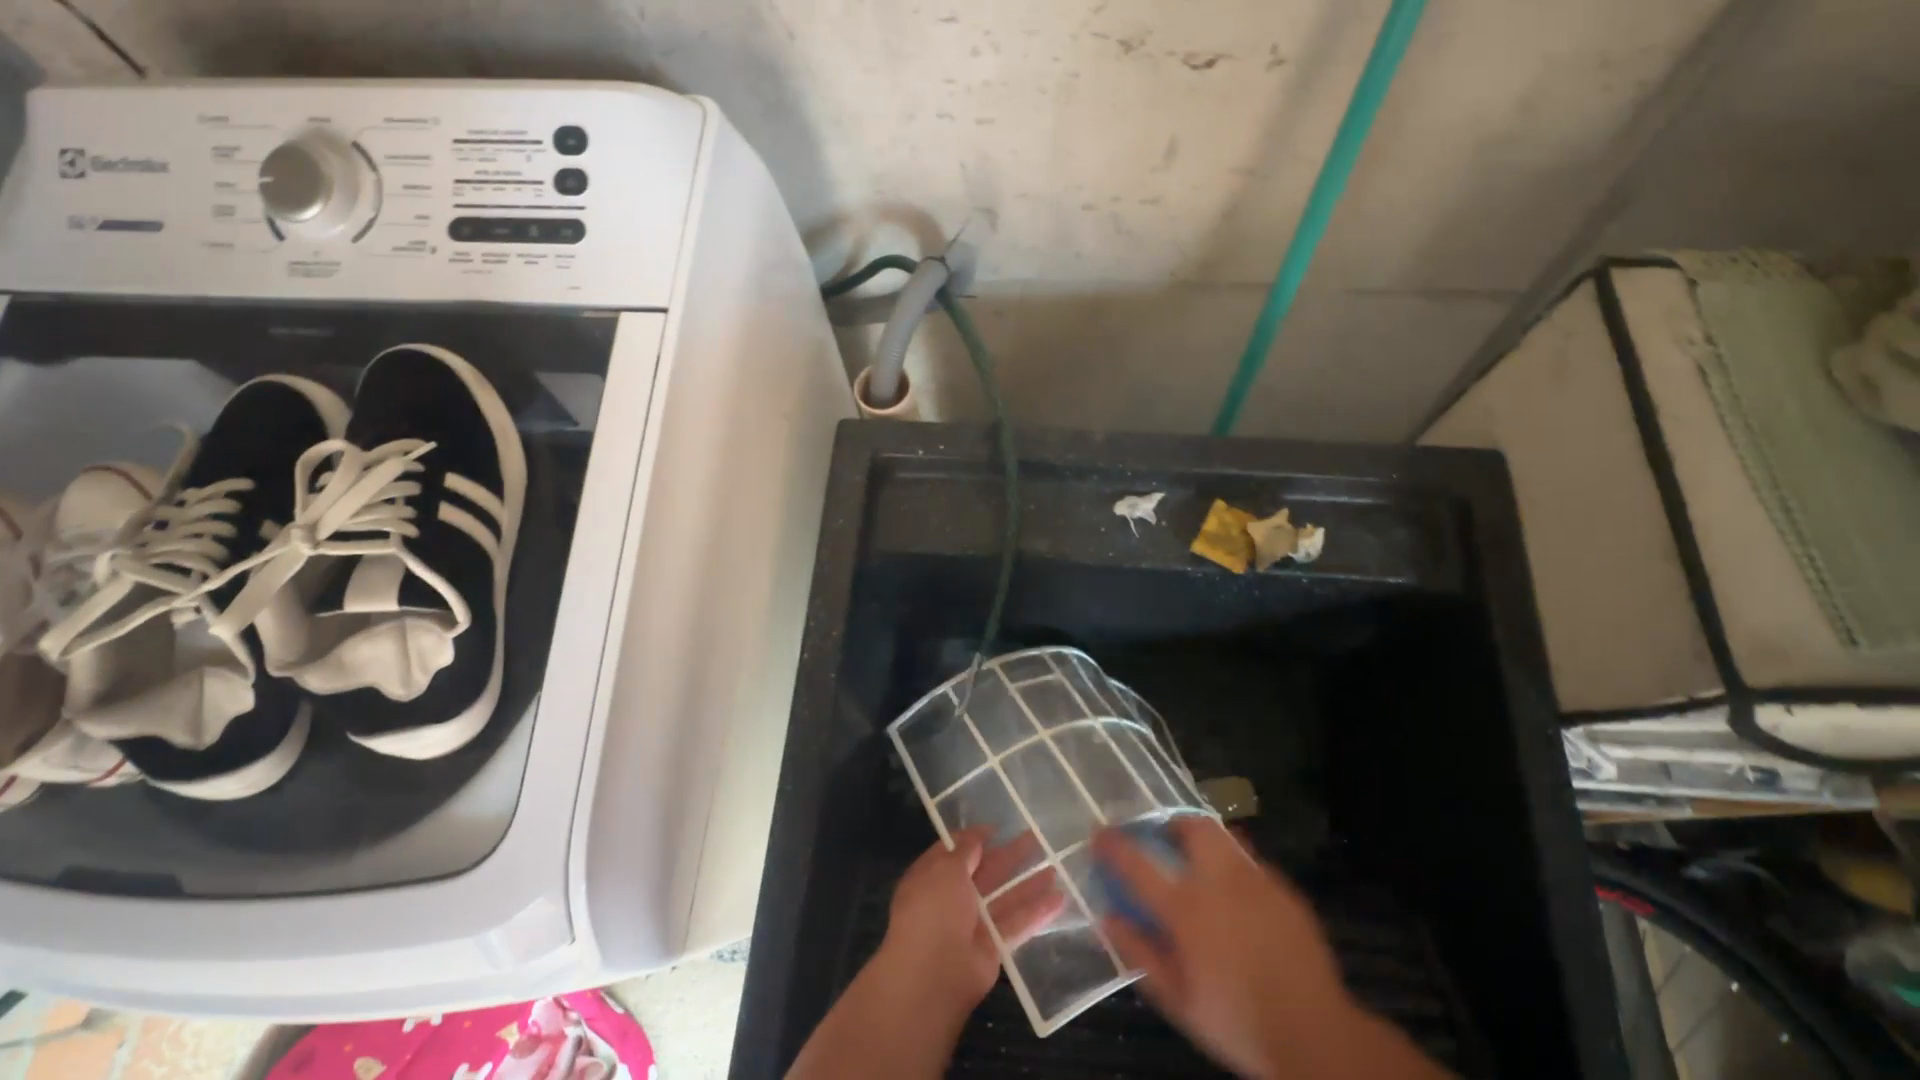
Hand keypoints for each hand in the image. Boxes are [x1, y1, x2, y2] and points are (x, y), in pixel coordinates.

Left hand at [875, 827, 1064, 1019]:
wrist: (932, 973)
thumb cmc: (932, 910)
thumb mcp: (945, 870)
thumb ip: (965, 852)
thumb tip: (977, 837)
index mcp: (932, 876)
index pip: (955, 851)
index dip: (975, 839)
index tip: (999, 827)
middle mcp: (952, 898)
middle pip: (985, 872)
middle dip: (1009, 855)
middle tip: (1037, 838)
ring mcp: (973, 924)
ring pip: (1005, 897)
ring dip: (1029, 882)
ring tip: (1056, 866)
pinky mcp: (993, 946)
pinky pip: (1016, 924)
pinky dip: (1036, 912)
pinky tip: (1060, 898)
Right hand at [1094, 818, 1449, 1079]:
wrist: (1315, 1035)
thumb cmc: (1236, 1021)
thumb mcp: (1176, 999)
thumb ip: (1139, 952)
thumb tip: (1109, 918)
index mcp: (1186, 908)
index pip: (1138, 862)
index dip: (1113, 844)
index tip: (1099, 834)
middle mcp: (1221, 882)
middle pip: (1193, 827)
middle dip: (1172, 824)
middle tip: (1162, 841)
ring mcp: (1259, 883)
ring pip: (1227, 839)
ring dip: (1205, 842)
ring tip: (1198, 865)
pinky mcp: (1287, 893)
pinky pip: (1253, 865)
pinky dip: (1234, 869)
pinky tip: (1237, 900)